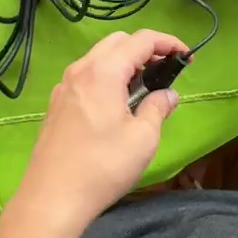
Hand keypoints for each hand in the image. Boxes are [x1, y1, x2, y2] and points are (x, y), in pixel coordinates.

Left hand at [13, 29, 188, 227]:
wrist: (52, 198)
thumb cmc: (102, 167)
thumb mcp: (143, 139)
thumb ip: (158, 108)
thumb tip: (168, 95)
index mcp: (104, 71)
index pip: (142, 40)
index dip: (168, 42)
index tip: (186, 56)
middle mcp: (81, 69)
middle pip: (118, 41)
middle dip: (145, 49)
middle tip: (165, 72)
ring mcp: (65, 84)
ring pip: (100, 56)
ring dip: (125, 62)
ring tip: (143, 89)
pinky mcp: (57, 102)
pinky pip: (87, 75)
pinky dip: (107, 76)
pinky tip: (116, 104)